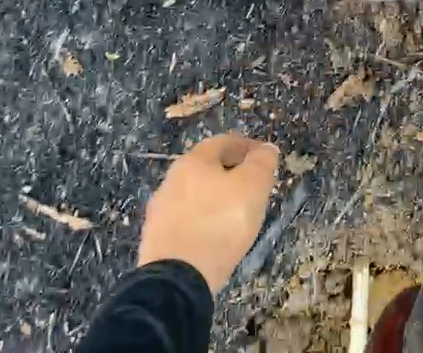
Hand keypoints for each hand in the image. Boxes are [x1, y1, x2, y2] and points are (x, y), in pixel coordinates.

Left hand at [137, 133, 279, 292]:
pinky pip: (187, 219)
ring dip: (217, 198)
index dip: (250, 147)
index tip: (267, 162)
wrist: (176, 279)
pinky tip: (216, 235)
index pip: (226, 142)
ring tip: (237, 214)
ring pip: (197, 195)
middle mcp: (171, 180)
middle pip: (208, 168)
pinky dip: (204, 220)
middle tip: (254, 188)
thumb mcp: (254, 184)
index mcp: (194, 161)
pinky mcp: (156, 239)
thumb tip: (265, 149)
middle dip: (233, 174)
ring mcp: (160, 211)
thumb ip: (263, 161)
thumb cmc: (221, 222)